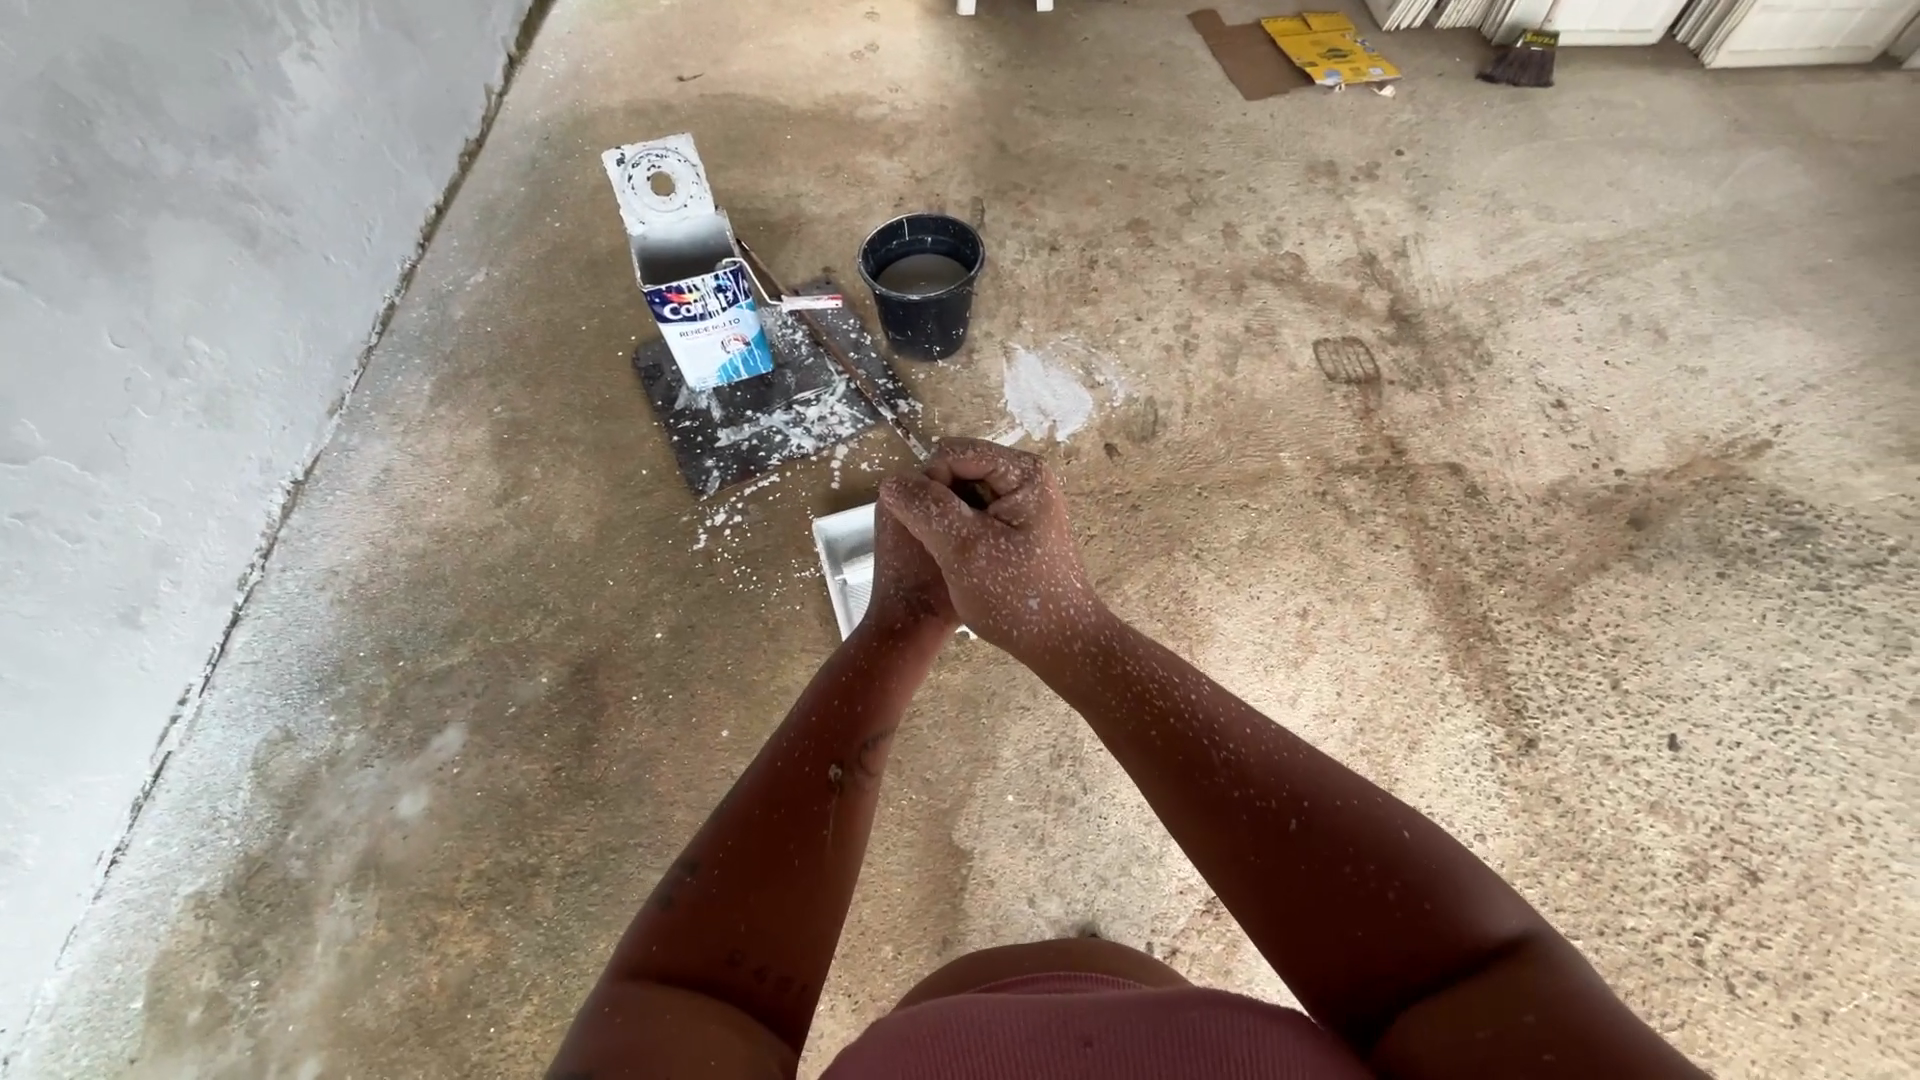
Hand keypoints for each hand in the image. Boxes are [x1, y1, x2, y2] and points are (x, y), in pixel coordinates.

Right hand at [878, 438, 1103, 662]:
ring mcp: (1019, 501)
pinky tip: (960, 563)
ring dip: (944, 522)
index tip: (930, 531)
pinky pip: (969, 515)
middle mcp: (1023, 477)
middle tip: (941, 548)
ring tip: (951, 559)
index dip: (928, 486)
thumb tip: (890, 481)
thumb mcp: (964, 549)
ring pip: (957, 494)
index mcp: (1022, 471)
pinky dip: (956, 534)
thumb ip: (925, 508)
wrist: (1058, 642)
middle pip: (954, 469)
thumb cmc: (1016, 598)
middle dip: (936, 504)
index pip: (950, 453)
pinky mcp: (1013, 525)